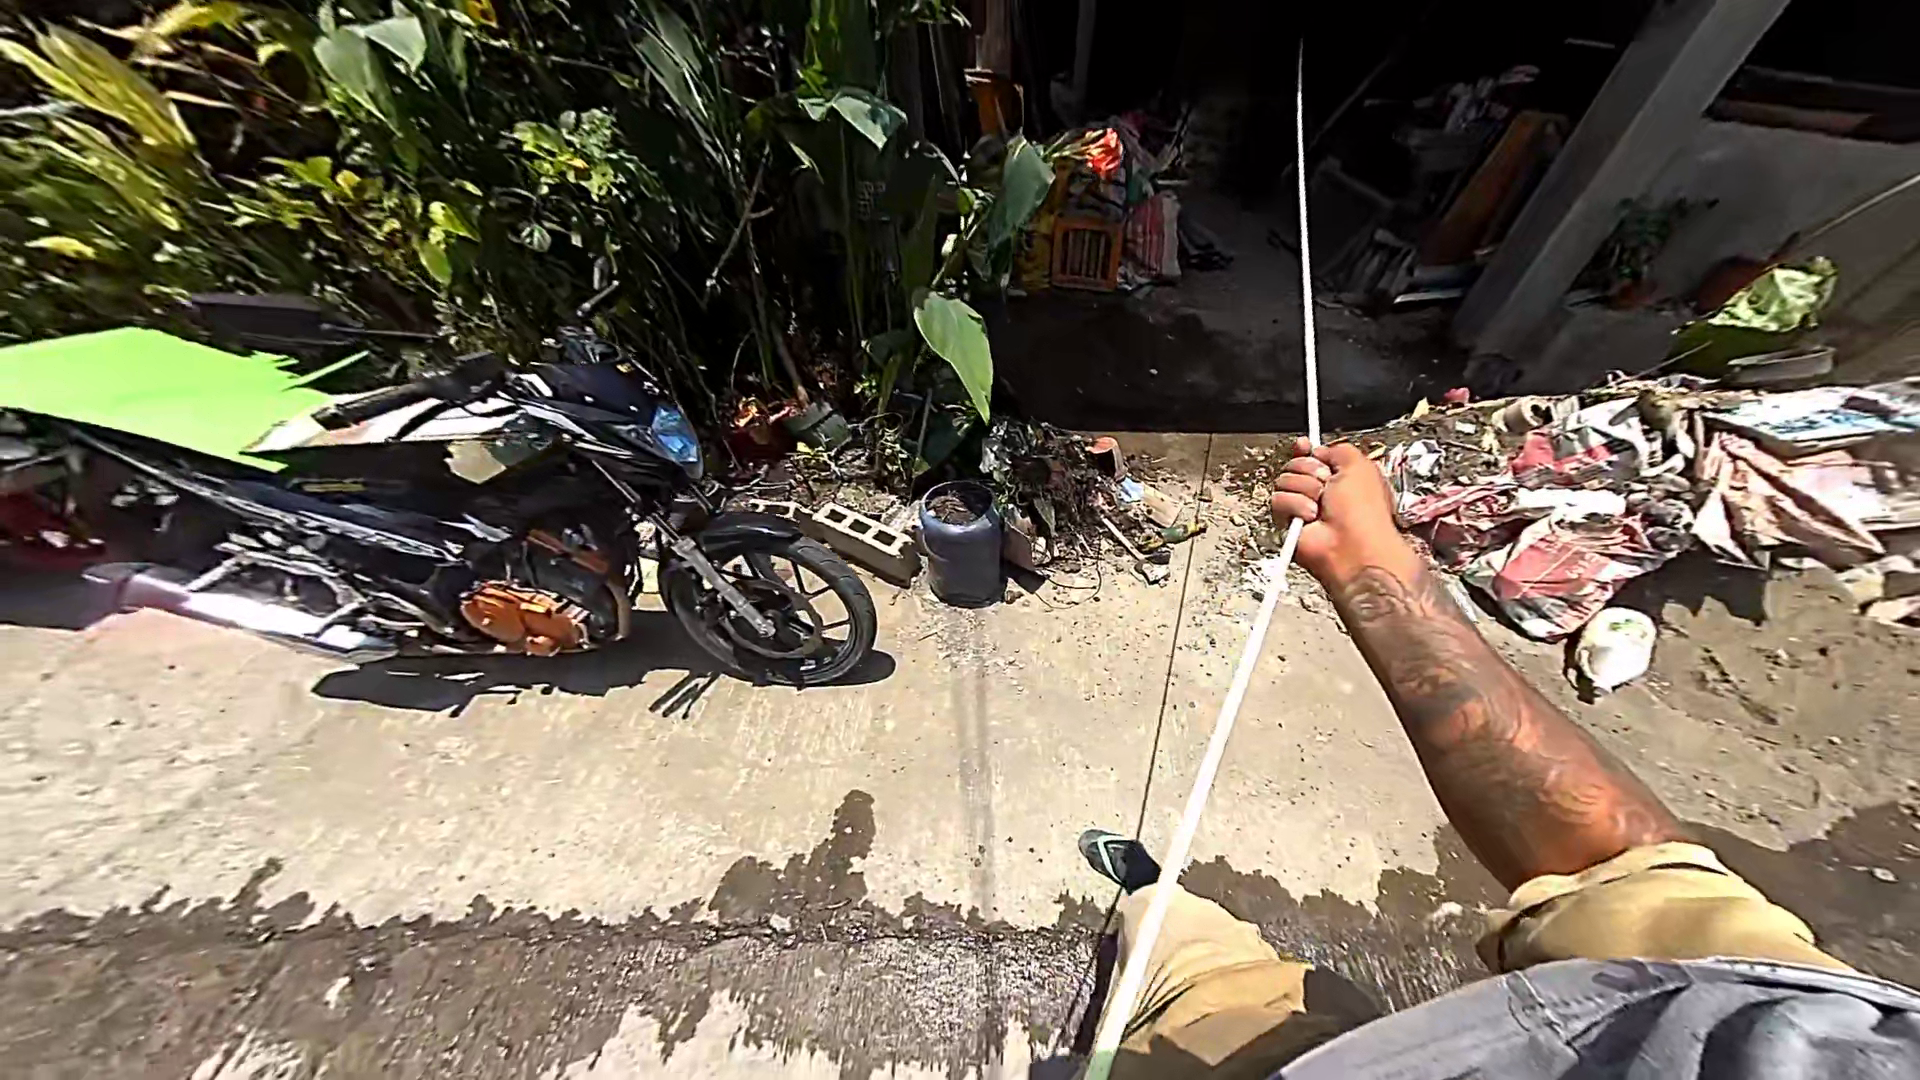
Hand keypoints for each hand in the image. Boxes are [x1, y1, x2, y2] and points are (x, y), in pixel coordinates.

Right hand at [1268, 438, 1409, 585]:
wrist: (1351, 545)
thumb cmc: (1364, 511)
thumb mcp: (1360, 466)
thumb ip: (1339, 449)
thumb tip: (1318, 449)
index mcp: (1340, 476)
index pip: (1313, 455)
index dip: (1306, 450)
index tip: (1303, 444)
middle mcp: (1320, 490)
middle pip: (1295, 465)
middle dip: (1309, 471)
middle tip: (1325, 485)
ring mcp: (1302, 505)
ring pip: (1284, 481)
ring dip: (1303, 490)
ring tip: (1319, 506)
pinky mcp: (1286, 520)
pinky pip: (1278, 499)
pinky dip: (1294, 506)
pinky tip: (1309, 517)